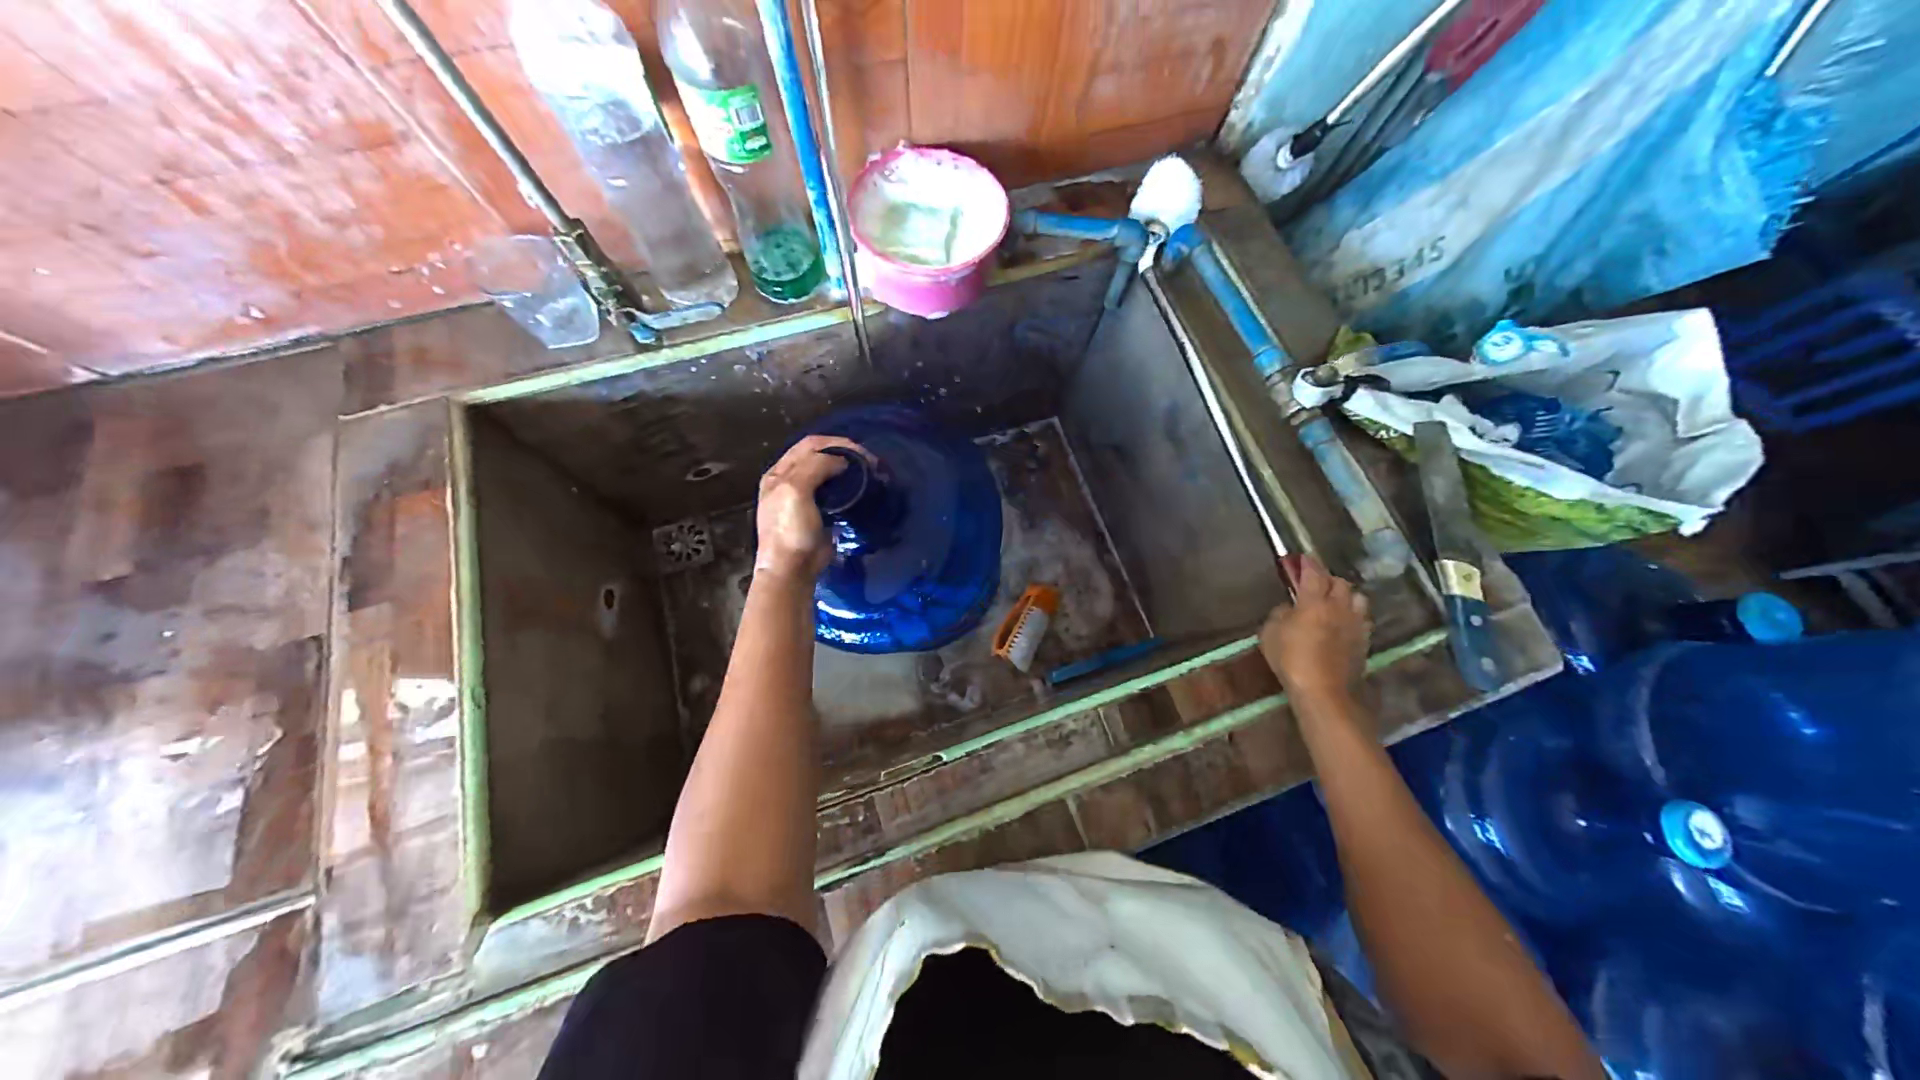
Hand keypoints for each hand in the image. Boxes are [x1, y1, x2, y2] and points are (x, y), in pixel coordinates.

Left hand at [755, 435, 870, 580]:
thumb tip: (840, 461)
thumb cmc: (790, 529)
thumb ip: (815, 468)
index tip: (860, 450)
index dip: (835, 443)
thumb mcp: (795, 491)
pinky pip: (834, 492)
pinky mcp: (818, 514)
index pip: (809, 445)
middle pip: (819, 456)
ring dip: (847, 469)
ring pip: (828, 473)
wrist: (792, 569)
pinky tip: (861, 489)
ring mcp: (804, 498)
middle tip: (868, 460)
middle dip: (844, 453)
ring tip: (868, 472)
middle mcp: (789, 481)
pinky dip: (848, 486)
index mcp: (779, 473)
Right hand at [1260, 553, 1371, 705]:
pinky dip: (1353, 614)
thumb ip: (1279, 614)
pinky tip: (1343, 622)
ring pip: (1357, 598)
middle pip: (1339, 582)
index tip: (1301, 558)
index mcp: (1315, 601)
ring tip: (1334, 601)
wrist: (1324, 691)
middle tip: (1315, 583)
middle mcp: (1339, 607)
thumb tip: (1289, 608)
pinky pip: (1362, 618)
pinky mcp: (1365, 641)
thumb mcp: (1269, 634)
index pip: (1314, 573)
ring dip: (1345, 595)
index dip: (1307, 563)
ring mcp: (1356, 624)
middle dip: (1327, 579)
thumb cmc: (1291, 660)